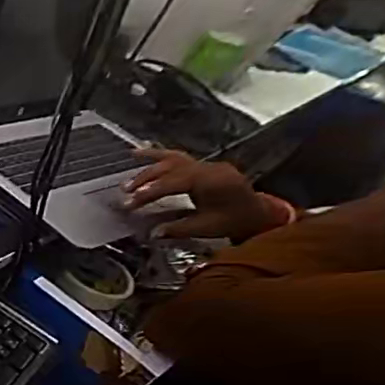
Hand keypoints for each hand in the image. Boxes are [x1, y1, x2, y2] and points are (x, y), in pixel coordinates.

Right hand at [122, 148, 287, 240]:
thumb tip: (151, 232)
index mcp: (211, 181)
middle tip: (124, 192)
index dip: (147, 193)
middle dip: (144, 180)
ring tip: (127, 180)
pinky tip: (138, 152)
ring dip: (146, 169)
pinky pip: (178, 157)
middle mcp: (208, 169)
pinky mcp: (204, 167)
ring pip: (171, 160)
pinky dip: (156, 155)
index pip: (171, 183)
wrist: (259, 215)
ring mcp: (207, 165)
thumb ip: (177, 228)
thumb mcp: (206, 228)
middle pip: (169, 168)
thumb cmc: (235, 221)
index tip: (127, 204)